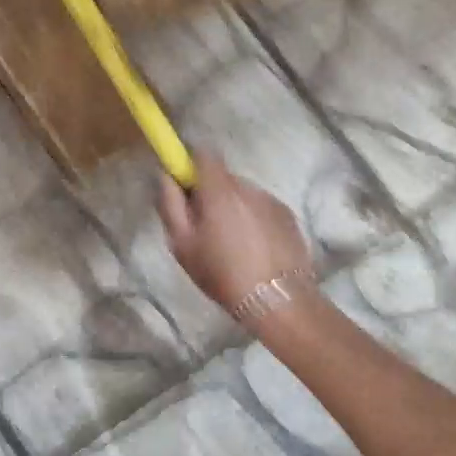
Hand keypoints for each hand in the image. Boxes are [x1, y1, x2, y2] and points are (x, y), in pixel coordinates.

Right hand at [158, 153, 312, 313]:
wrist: (279, 301)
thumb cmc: (221, 273)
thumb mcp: (182, 244)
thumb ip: (170, 204)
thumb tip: (166, 176)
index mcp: (219, 191)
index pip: (203, 154)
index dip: (190, 164)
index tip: (182, 186)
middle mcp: (247, 187)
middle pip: (222, 176)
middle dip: (210, 193)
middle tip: (203, 225)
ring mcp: (272, 200)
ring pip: (242, 193)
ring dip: (232, 207)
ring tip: (231, 241)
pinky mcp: (289, 216)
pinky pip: (261, 207)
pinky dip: (252, 219)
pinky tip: (252, 247)